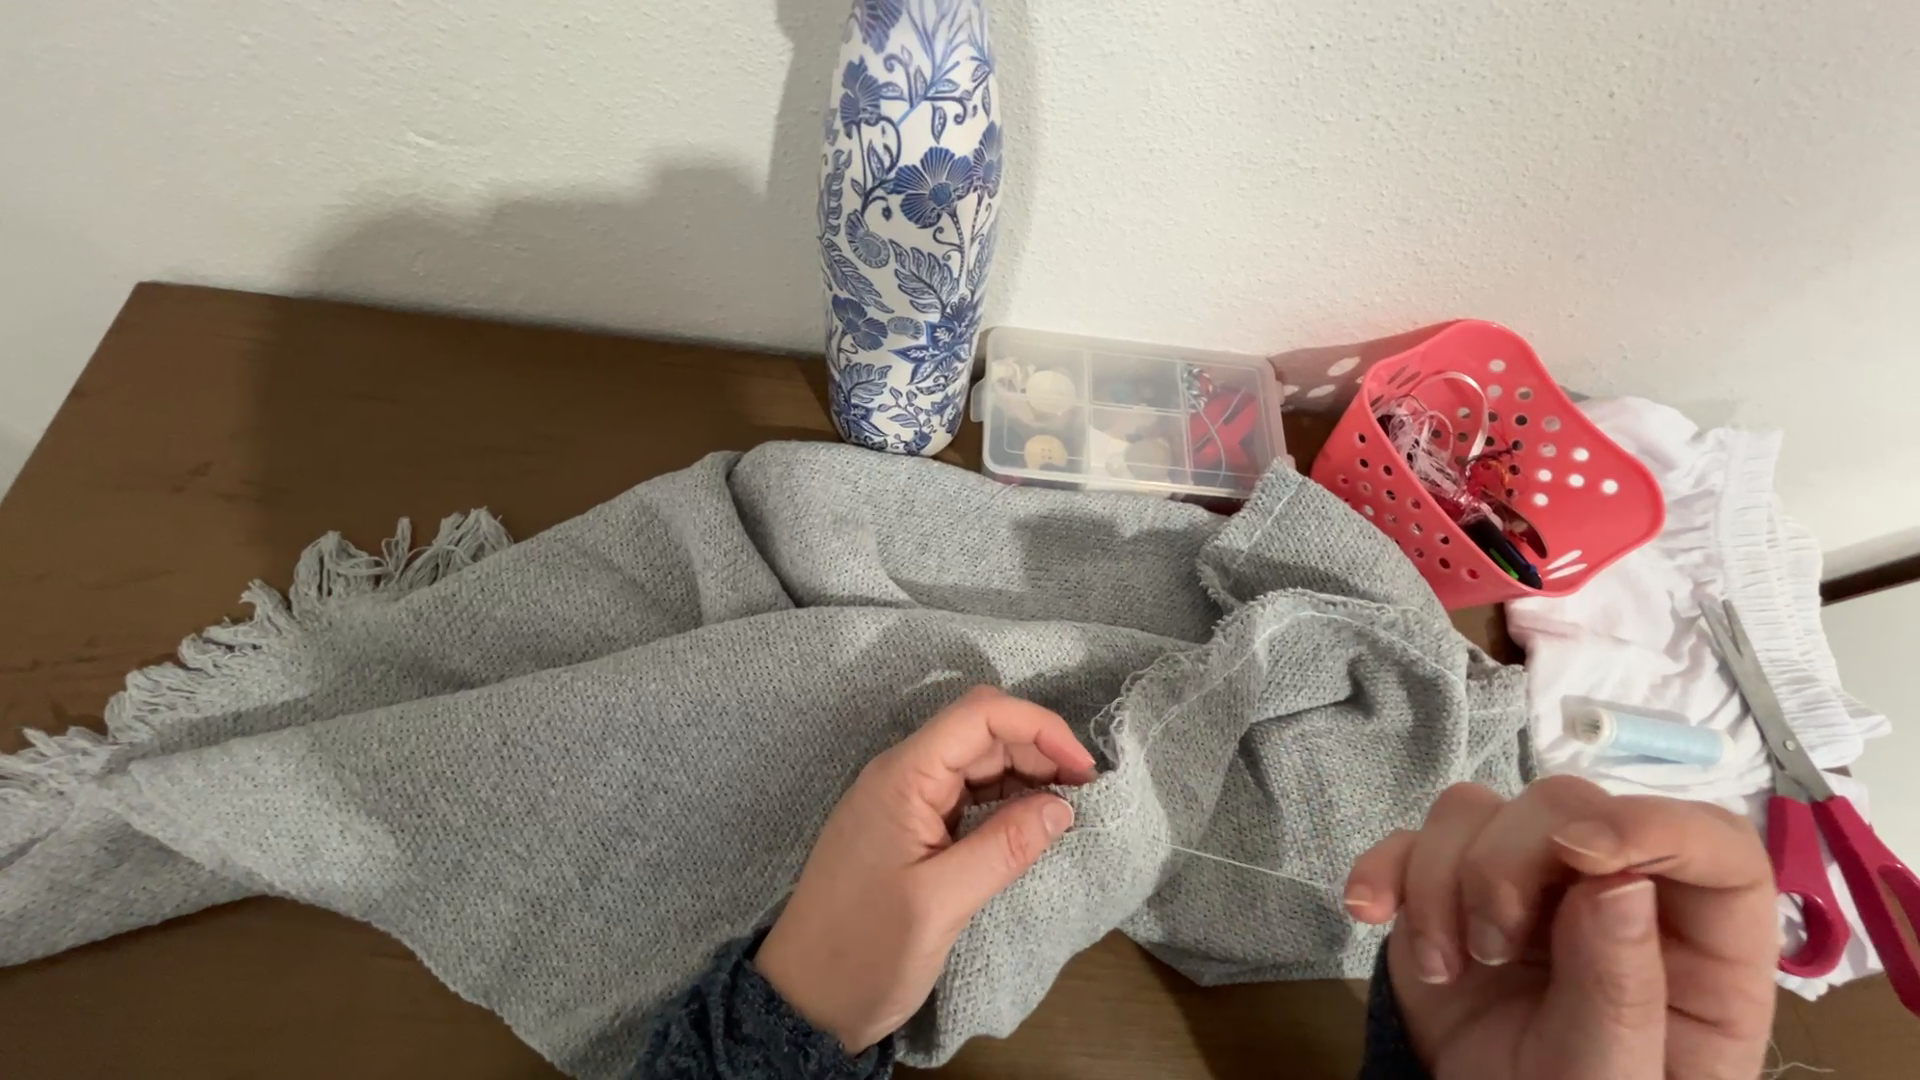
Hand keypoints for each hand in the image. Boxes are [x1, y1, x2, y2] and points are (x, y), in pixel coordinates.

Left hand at [754, 686, 1097, 1052]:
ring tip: (1068, 804)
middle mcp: (905, 772)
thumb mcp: (940, 903)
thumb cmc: (863, 950)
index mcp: (905, 775)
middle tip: (1084, 791)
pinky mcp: (912, 823)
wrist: (804, 999)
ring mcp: (907, 797)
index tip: (1083, 766)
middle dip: (1037, 748)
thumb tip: (1062, 806)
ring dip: (1025, 772)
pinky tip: (1031, 820)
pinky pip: (966, 792)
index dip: (1038, 726)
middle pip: (981, 730)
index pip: (979, 715)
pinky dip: (1004, 798)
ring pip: (977, 759)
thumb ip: (1004, 848)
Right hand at [1345, 777, 1777, 1079]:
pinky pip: (1407, 837)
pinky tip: (1369, 912)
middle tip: (1489, 944)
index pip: (1708, 843)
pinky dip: (1383, 868)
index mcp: (1694, 949)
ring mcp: (1518, 880)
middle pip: (1563, 805)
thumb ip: (1620, 991)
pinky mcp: (1442, 880)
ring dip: (1440, 879)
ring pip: (1474, 811)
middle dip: (1508, 862)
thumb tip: (1617, 883)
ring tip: (1443, 965)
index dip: (1651, 825)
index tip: (1578, 853)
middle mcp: (1606, 892)